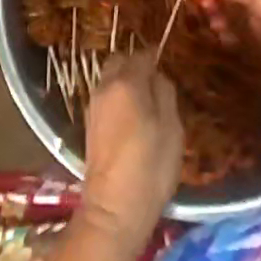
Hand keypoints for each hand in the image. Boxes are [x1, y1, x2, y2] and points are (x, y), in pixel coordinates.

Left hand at [78, 51, 182, 239]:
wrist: (113, 205)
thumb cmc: (150, 167)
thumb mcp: (172, 129)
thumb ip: (165, 95)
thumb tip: (157, 76)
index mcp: (127, 83)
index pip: (141, 55)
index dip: (154, 54)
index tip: (164, 58)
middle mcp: (105, 86)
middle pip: (118, 60)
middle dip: (134, 62)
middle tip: (153, 77)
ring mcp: (93, 103)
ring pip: (109, 76)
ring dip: (124, 78)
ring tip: (143, 97)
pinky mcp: (88, 120)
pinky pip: (104, 94)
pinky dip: (116, 94)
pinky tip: (129, 113)